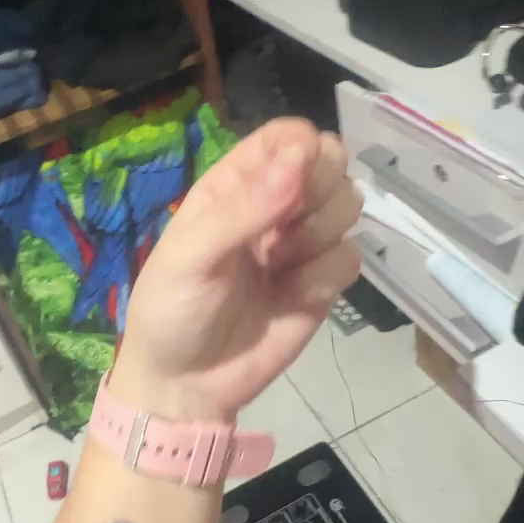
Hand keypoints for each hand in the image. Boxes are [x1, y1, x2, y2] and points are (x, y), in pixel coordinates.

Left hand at [109, 118, 362, 424]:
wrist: (187, 385)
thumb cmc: (173, 310)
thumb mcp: (192, 255)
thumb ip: (244, 208)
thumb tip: (302, 156)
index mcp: (234, 185)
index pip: (286, 137)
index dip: (303, 147)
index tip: (298, 175)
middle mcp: (274, 206)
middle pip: (330, 162)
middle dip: (319, 191)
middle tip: (285, 229)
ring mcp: (301, 244)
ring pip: (348, 205)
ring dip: (320, 234)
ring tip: (280, 267)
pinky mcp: (322, 283)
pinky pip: (351, 257)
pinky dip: (326, 276)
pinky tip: (294, 297)